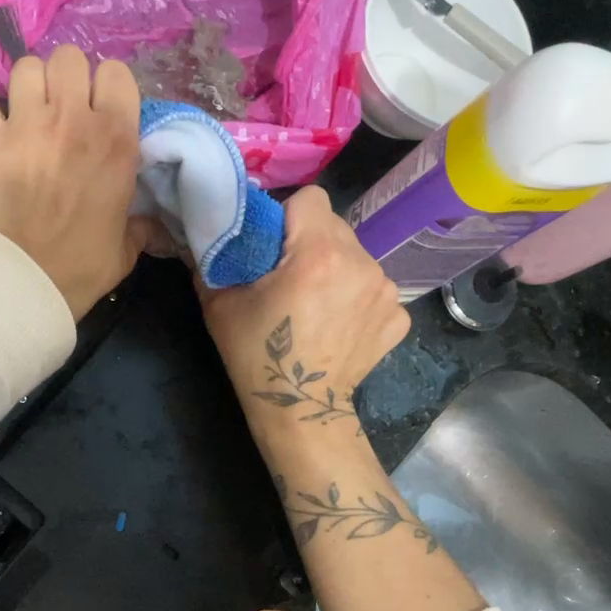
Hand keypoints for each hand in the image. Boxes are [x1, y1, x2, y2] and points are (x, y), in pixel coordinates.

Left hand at [0, 46, 150, 318]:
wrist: (25, 289)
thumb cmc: (81, 272)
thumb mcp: (126, 248)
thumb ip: (138, 223)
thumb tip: (148, 220)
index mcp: (115, 140)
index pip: (115, 73)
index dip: (104, 90)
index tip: (97, 113)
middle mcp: (71, 122)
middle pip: (68, 59)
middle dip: (64, 82)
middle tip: (58, 113)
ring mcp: (24, 128)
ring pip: (25, 70)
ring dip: (26, 91)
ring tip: (25, 119)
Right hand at [198, 187, 409, 419]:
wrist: (299, 413)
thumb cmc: (255, 359)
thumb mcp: (220, 308)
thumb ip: (217, 261)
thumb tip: (212, 235)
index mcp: (316, 254)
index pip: (310, 198)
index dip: (287, 215)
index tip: (273, 245)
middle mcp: (360, 263)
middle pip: (335, 227)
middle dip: (310, 245)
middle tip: (289, 282)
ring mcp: (385, 291)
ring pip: (356, 257)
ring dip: (335, 272)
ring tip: (314, 308)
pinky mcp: (398, 316)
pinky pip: (374, 291)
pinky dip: (356, 301)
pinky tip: (337, 327)